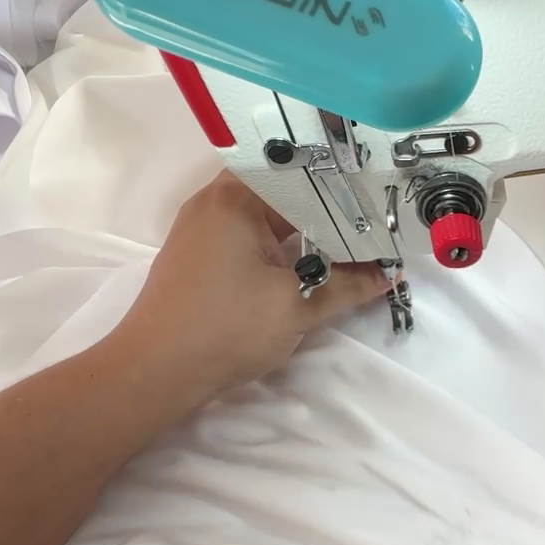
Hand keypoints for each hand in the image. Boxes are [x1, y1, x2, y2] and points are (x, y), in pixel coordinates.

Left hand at [110, 170, 390, 398]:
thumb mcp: (298, 307)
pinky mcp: (201, 254)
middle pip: (280, 189)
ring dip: (302, 225)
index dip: (339, 183)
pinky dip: (280, 241)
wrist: (158, 370)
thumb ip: (347, 286)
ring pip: (265, 213)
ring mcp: (203, 228)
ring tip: (347, 237)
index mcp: (236, 200)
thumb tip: (387, 273)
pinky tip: (307, 259)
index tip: (374, 195)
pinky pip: (249, 233)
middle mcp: (214, 203)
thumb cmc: (228, 328)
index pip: (298, 174)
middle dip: (324, 204)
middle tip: (368, 215)